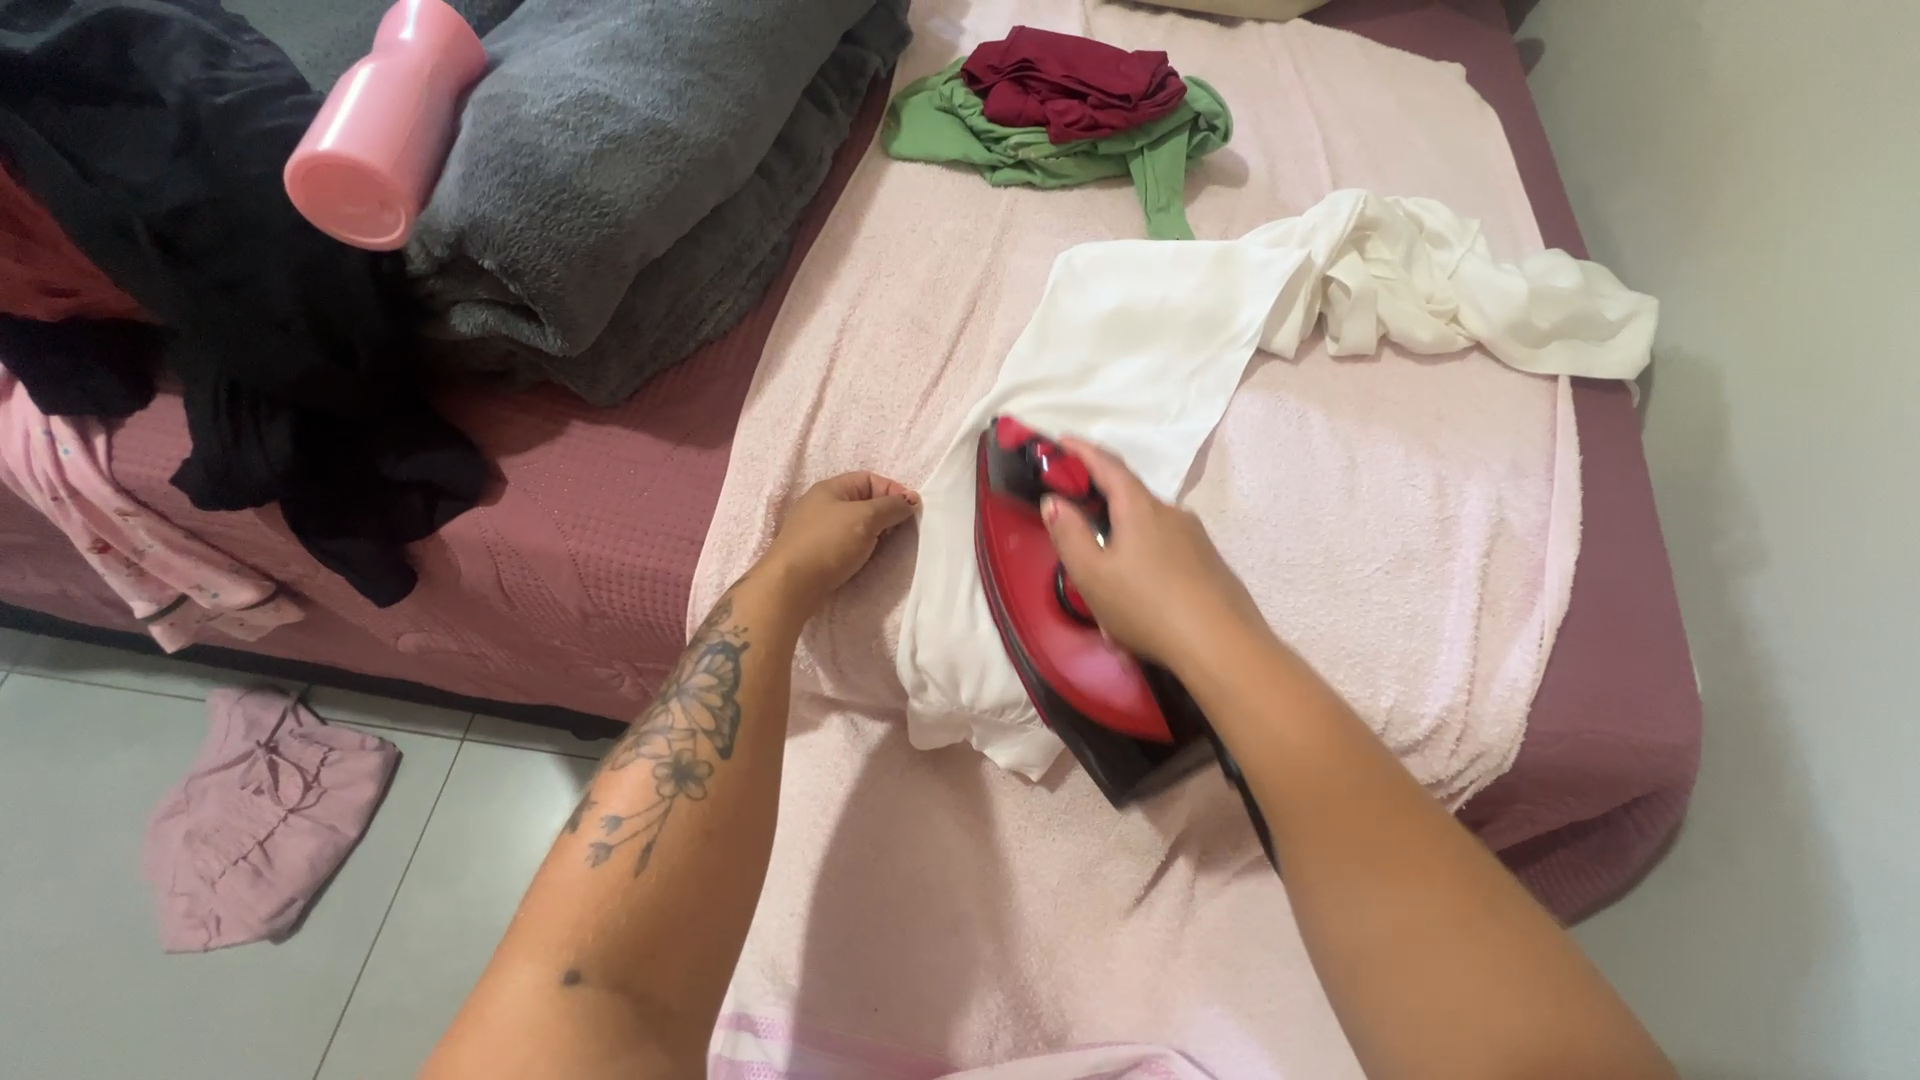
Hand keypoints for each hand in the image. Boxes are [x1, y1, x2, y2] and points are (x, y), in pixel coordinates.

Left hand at [757, 471, 918, 616]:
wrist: (790, 584)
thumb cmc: (828, 543)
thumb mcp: (865, 518)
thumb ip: (891, 506)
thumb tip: (910, 500)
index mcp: (831, 488)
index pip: (870, 479)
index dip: (893, 490)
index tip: (912, 509)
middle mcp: (823, 504)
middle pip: (864, 501)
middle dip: (886, 512)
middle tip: (901, 528)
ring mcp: (818, 529)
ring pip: (856, 523)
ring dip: (875, 531)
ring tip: (886, 544)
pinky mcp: (817, 552)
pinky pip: (846, 541)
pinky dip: (862, 546)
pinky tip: (867, 557)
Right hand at [1042, 438, 1268, 671]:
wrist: (1222, 647)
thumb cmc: (1146, 606)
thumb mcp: (1092, 575)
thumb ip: (1069, 534)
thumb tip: (1054, 501)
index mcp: (1140, 508)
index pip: (1108, 466)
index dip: (1082, 451)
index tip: (1062, 441)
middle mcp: (1171, 513)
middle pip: (1130, 498)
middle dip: (1101, 506)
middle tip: (1076, 527)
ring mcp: (1196, 538)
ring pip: (1149, 530)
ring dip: (1124, 543)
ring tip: (1106, 582)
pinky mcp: (1210, 564)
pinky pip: (1167, 553)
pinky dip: (1145, 563)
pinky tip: (1139, 601)